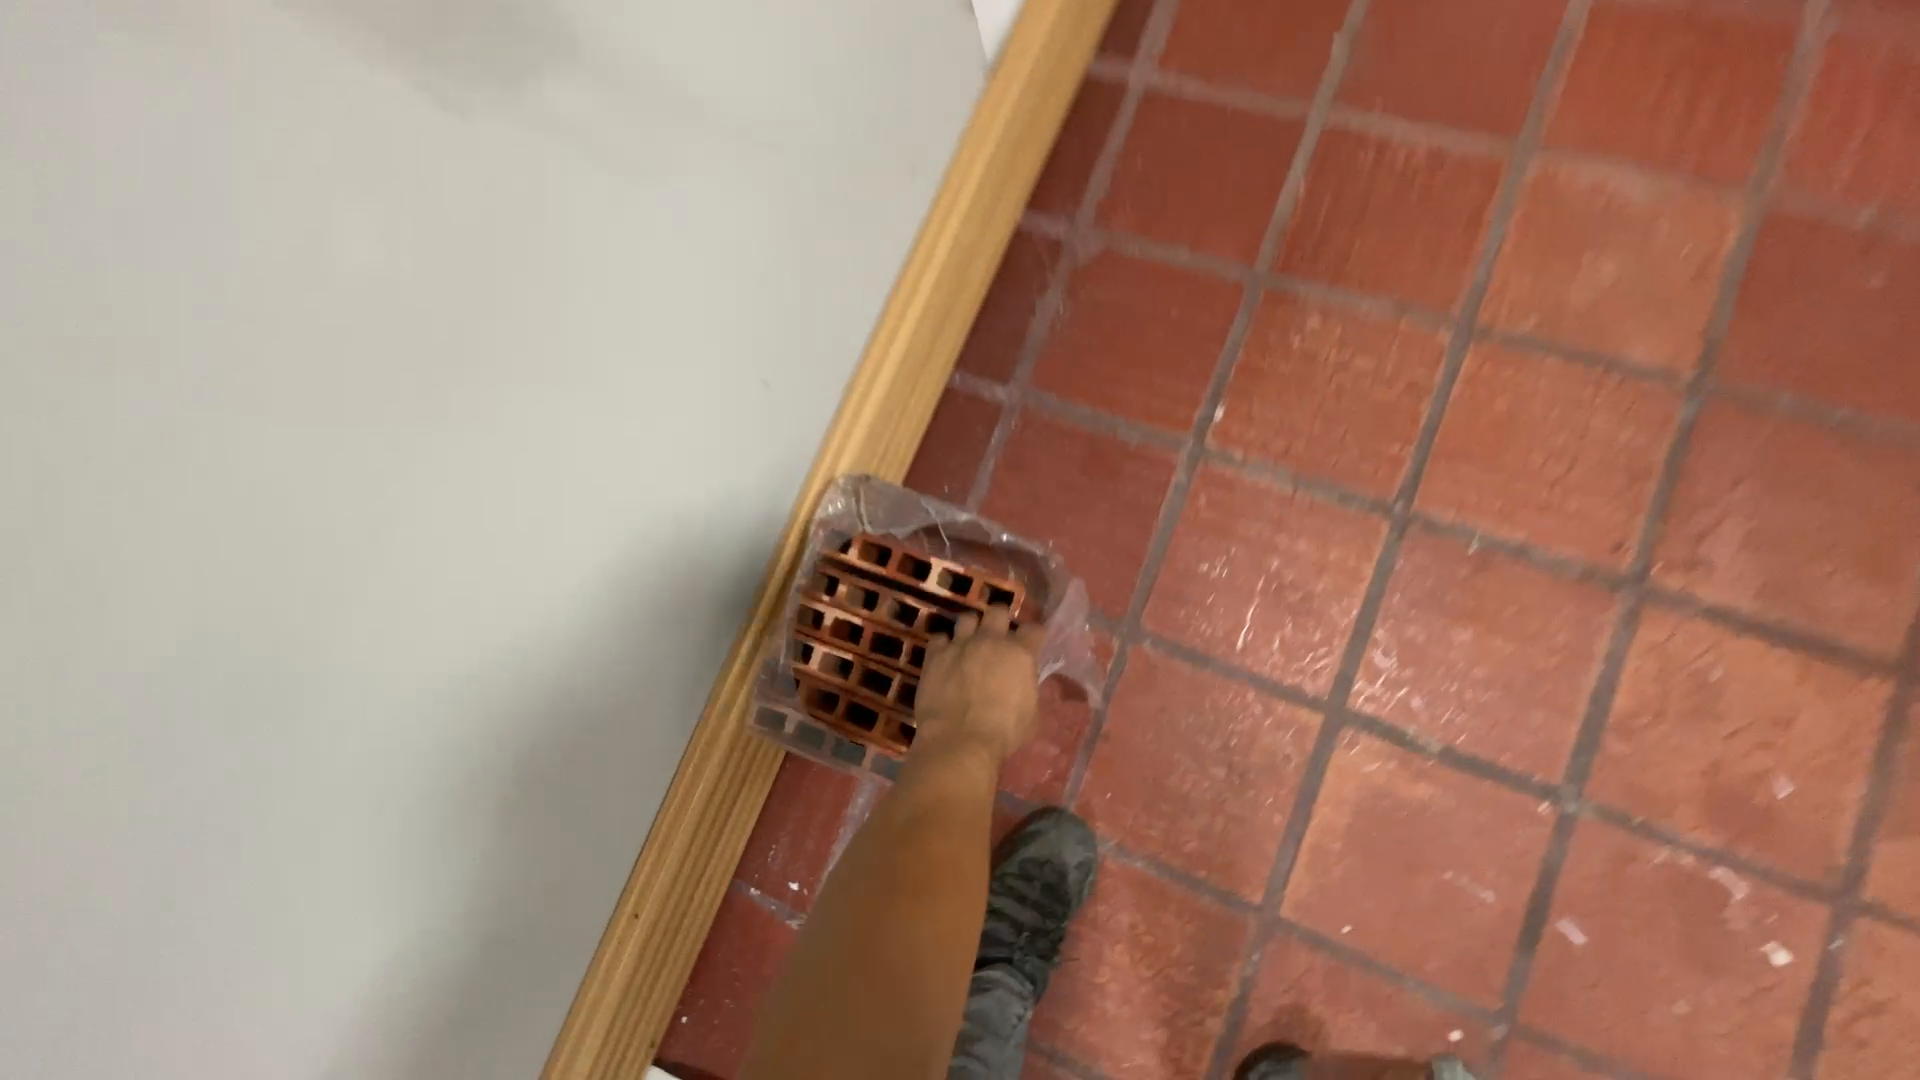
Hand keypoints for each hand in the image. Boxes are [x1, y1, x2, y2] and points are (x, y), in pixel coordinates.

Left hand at [915, 606, 1043, 761]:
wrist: (960, 740)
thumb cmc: (1003, 733)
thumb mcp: (1031, 713)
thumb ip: (1027, 688)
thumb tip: (1023, 682)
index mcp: (1020, 653)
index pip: (1034, 629)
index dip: (1033, 635)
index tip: (1031, 642)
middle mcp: (991, 640)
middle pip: (998, 611)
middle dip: (1000, 620)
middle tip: (998, 636)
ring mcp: (961, 644)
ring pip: (967, 618)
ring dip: (971, 628)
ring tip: (969, 642)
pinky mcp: (936, 655)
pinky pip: (939, 639)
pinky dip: (943, 646)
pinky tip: (945, 657)